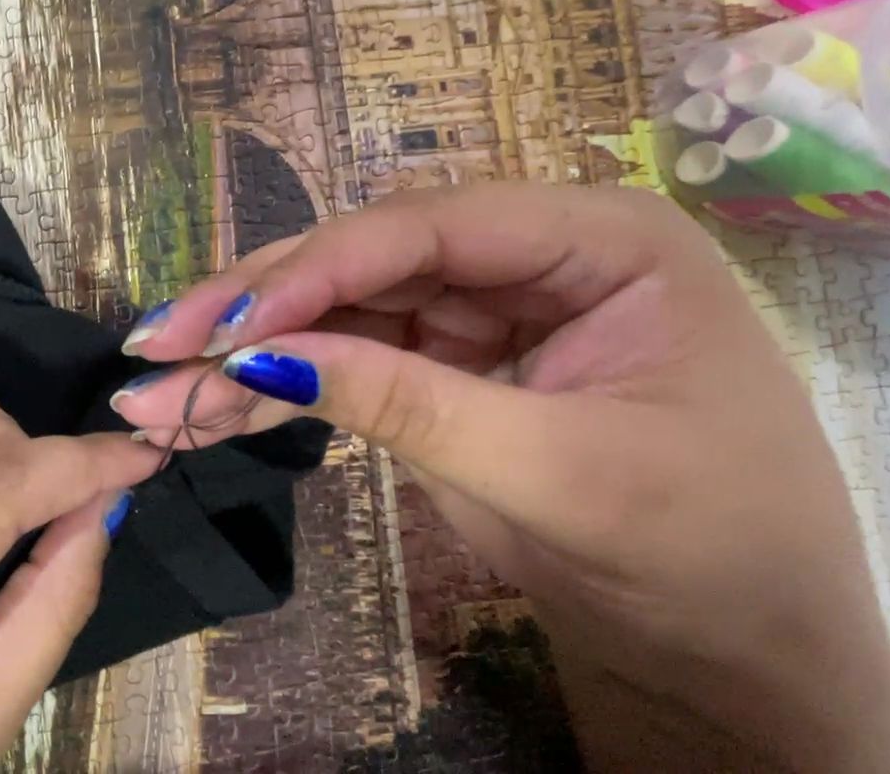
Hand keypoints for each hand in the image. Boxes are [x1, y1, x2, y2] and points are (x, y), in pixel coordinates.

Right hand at [112, 184, 889, 772]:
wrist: (732, 660)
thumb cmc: (701, 558)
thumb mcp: (556, 474)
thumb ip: (404, 402)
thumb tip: (255, 358)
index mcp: (599, 242)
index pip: (427, 229)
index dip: (315, 271)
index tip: (224, 325)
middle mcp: (525, 256)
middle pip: (361, 260)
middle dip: (256, 306)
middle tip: (158, 341)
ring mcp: (472, 310)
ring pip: (334, 310)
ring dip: (246, 351)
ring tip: (158, 385)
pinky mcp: (434, 362)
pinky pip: (338, 358)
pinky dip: (272, 387)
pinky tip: (204, 404)